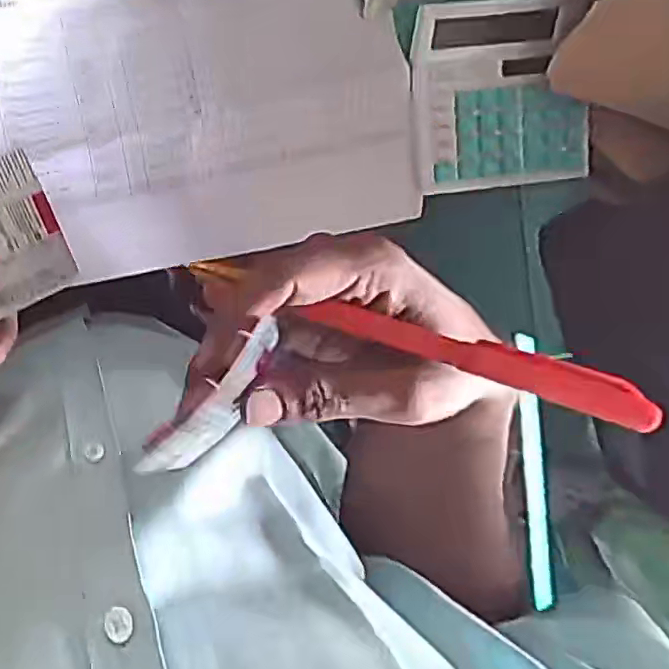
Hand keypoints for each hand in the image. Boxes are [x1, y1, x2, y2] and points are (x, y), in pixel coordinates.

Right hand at [180, 234, 515, 428]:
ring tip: (201, 399)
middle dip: (224, 340)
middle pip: (260, 288)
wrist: (469, 376)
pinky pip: (258, 329)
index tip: (221, 359)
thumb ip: (329, 395)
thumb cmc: (453, 373)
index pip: (293, 273)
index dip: (249, 312)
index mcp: (370, 264)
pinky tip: (219, 390)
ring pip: (250, 308)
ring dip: (222, 353)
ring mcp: (315, 285)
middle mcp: (334, 263)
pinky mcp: (303, 310)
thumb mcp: (403, 394)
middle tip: (200, 394)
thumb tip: (252, 405)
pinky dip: (236, 361)